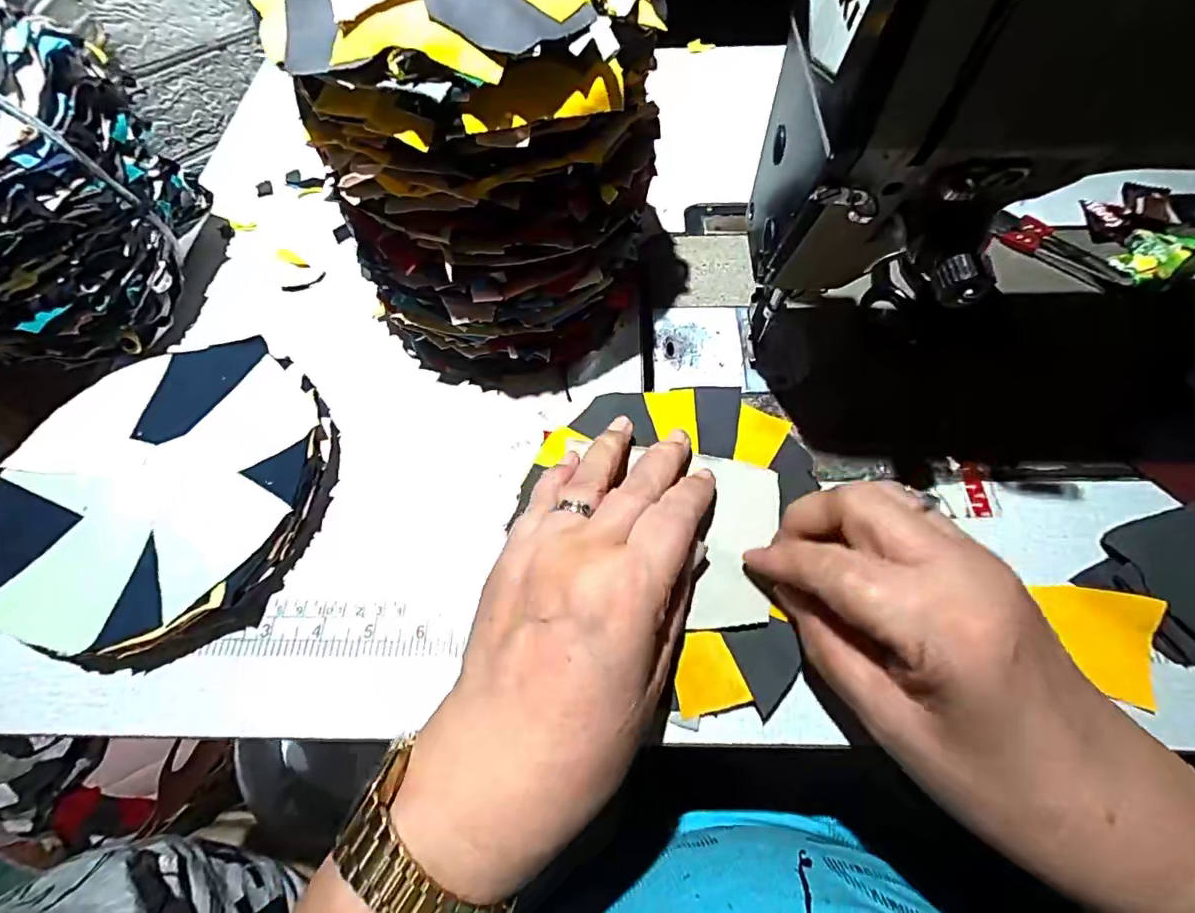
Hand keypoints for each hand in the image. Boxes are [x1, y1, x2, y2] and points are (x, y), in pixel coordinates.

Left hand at [387, 417, 713, 903]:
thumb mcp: (652, 682)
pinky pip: (536, 504)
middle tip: (677, 437)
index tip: (706, 477)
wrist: (488, 769)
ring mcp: (541, 551)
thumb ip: (671, 607)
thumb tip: (688, 557)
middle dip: (660, 460)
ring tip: (624, 425)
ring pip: (583, 483)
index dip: (694, 493)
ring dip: (607, 451)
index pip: (675, 517)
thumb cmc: (587, 744)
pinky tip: (568, 462)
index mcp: (631, 586)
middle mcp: (587, 554)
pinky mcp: (507, 560)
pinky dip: (555, 478)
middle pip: (634, 490)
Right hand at [745, 482, 1194, 912]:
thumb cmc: (994, 786)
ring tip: (812, 552)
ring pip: (892, 499)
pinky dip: (876, 524)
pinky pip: (918, 519)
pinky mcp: (990, 563)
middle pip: (865, 502)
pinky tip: (859, 559)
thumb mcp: (896, 731)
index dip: (784, 558)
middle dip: (811, 515)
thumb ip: (833, 652)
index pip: (836, 564)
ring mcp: (981, 557)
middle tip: (780, 552)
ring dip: (844, 514)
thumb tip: (791, 596)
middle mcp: (961, 566)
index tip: (748, 558)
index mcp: (937, 618)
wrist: (1104, 793)